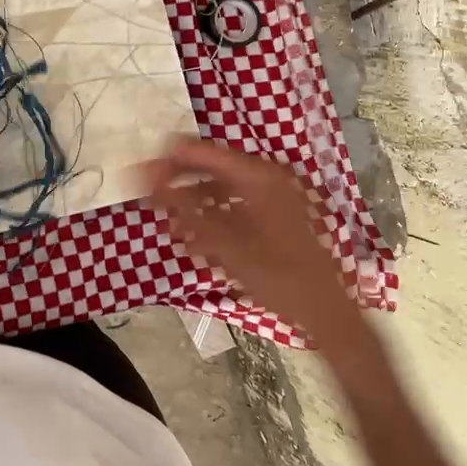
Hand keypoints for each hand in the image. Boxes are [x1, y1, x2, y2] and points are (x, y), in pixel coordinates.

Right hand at [143, 137, 361, 344]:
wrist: (327, 315)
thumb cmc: (276, 277)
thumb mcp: (222, 242)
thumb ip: (180, 205)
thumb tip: (144, 174)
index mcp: (256, 175)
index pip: (199, 150)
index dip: (165, 160)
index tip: (139, 176)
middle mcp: (266, 177)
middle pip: (208, 167)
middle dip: (177, 184)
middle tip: (149, 200)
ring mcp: (273, 195)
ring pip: (219, 188)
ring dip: (192, 204)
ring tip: (170, 226)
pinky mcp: (275, 214)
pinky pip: (233, 204)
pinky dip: (212, 217)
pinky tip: (195, 241)